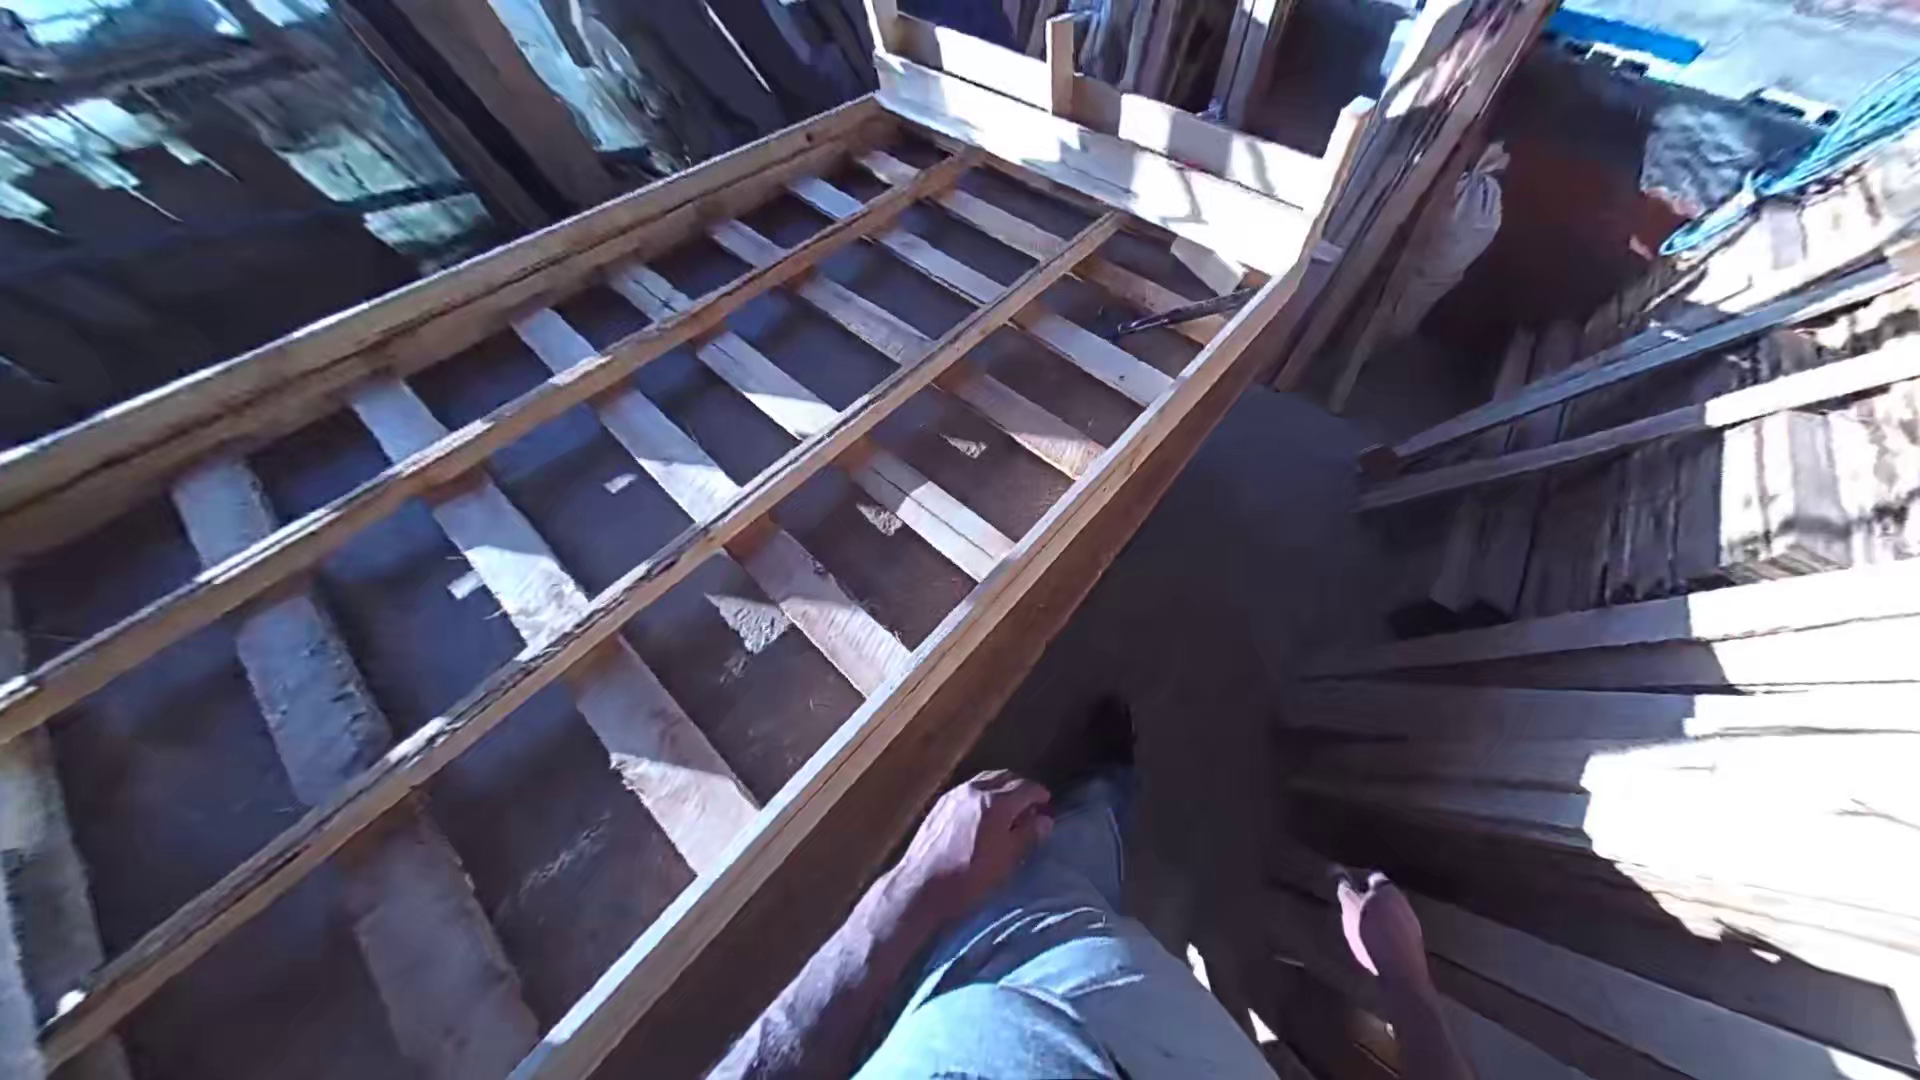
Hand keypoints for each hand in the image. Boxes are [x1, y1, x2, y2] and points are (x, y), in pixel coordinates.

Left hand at [891, 771, 1051, 921]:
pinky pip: (970, 788)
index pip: (1025, 787)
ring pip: (986, 779)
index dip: (1040, 794)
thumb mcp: (1007, 861)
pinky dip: (984, 792)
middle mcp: (975, 789)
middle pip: (1005, 776)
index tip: (1047, 803)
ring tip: (1009, 807)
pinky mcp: (941, 803)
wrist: (922, 886)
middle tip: (1031, 804)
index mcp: (995, 802)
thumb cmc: (969, 878)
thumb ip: (1028, 836)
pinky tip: (985, 811)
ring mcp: (955, 794)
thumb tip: (1044, 820)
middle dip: (1022, 787)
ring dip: (1002, 787)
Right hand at [1337, 870, 1433, 991]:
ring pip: (1389, 914)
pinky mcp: (1414, 946)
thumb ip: (1344, 889)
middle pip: (1382, 896)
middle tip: (1349, 908)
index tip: (1345, 888)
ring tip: (1358, 928)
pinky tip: (1372, 944)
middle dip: (1367, 900)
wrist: (1402, 974)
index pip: (1372, 877)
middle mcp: (1404, 904)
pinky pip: (1395, 932)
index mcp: (1389, 890)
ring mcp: (1412, 926)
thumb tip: (1337, 870)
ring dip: (1375, 918)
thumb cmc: (1371, 933)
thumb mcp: (1349, 906)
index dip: (1357, 880)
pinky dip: (1383, 934)